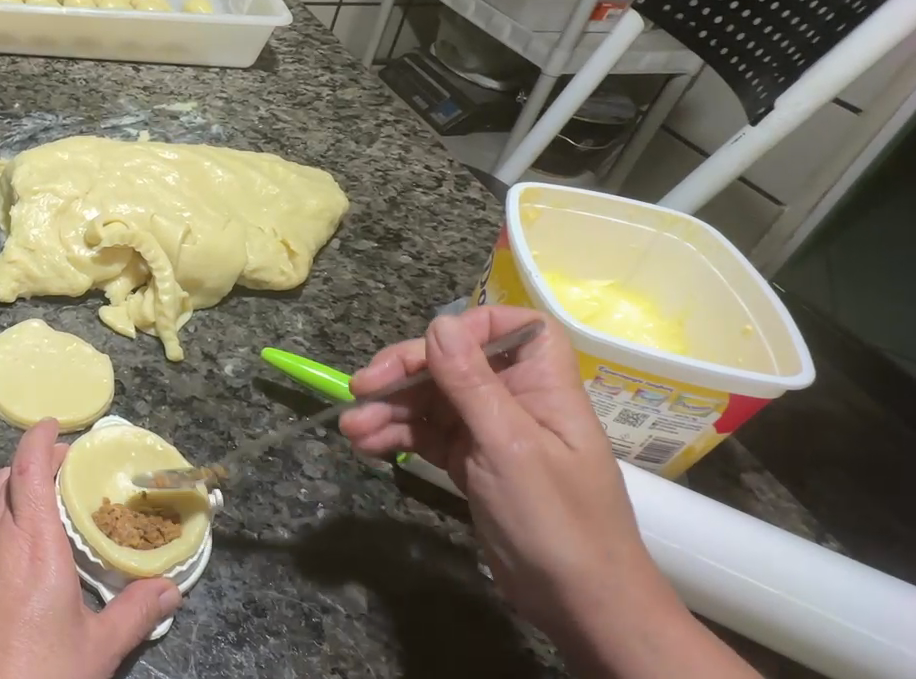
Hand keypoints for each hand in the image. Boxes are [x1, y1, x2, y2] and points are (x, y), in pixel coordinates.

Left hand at [0, 419, 182, 678]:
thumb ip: (135, 614)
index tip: (54, 426)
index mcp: (33, 545)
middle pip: (4, 478)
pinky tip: (3, 545)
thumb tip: (170, 589)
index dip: (39, 438)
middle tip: (55, 467)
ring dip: (6, 487)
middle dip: (28, 462)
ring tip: (30, 497)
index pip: (28, 468)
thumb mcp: (97, 650)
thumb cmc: (39, 677)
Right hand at [340, 307, 756, 678]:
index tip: (432, 344)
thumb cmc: (557, 522)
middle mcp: (514, 403)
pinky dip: (393, 436)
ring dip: (387, 409)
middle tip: (360, 388)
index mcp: (541, 389)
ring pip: (429, 399)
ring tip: (350, 430)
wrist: (580, 608)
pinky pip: (423, 434)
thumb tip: (439, 323)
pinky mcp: (468, 463)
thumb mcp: (508, 447)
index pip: (518, 330)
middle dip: (403, 372)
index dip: (476, 324)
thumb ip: (472, 383)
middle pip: (452, 363)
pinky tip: (366, 447)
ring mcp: (488, 434)